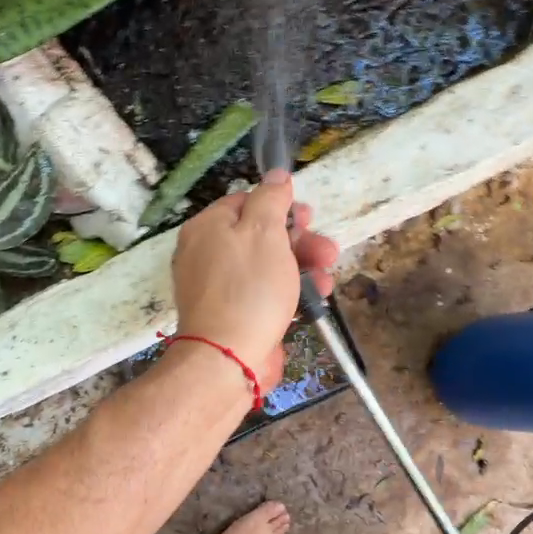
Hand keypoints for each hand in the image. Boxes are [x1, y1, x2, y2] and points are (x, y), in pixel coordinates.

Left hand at [170, 170, 338, 387]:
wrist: (228, 357)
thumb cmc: (247, 288)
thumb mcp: (263, 231)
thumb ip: (270, 199)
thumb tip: (275, 176)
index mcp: (206, 228)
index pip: (245, 203)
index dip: (279, 207)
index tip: (305, 217)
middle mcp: (206, 255)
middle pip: (261, 235)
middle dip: (300, 240)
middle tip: (325, 249)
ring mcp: (220, 288)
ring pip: (269, 266)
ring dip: (304, 267)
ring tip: (326, 277)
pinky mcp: (235, 315)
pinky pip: (266, 294)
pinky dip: (291, 292)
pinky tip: (315, 297)